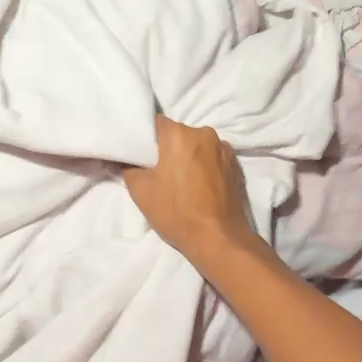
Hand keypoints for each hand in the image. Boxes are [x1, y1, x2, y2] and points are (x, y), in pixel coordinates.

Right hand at [124, 116, 257, 267]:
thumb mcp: (141, 191)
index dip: (147, 138)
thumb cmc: (177, 211)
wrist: (219, 237)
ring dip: (189, 156)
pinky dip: (205, 165)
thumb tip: (126, 158)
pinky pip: (213, 156)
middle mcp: (203, 133)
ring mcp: (223, 147)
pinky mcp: (235, 163)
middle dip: (169, 148)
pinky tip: (201, 185)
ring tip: (183, 180)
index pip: (156, 123)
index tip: (142, 153)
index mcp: (179, 134)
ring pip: (197, 145)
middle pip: (178, 134)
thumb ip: (129, 167)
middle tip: (160, 170)